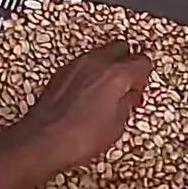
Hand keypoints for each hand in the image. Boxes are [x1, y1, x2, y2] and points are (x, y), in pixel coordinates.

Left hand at [9, 40, 152, 171]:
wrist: (43, 141)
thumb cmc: (80, 137)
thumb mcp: (116, 126)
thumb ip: (127, 104)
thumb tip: (129, 97)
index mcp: (116, 74)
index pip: (142, 61)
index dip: (144, 76)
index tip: (140, 89)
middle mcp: (96, 62)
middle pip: (121, 48)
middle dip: (127, 64)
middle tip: (127, 86)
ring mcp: (76, 65)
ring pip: (101, 54)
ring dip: (108, 68)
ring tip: (107, 93)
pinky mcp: (61, 72)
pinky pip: (83, 64)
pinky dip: (90, 73)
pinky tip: (89, 95)